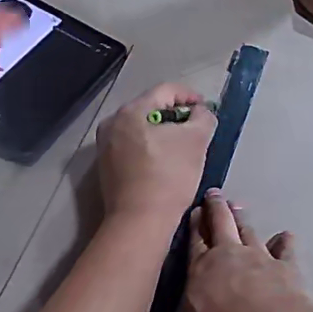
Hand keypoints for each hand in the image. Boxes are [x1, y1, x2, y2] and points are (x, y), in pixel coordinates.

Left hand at [97, 83, 215, 224]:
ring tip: (184, 148)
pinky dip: (151, 150)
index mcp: (131, 111)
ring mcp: (105, 146)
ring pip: (141, 130)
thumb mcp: (197, 141)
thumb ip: (203, 118)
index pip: (166, 91)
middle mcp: (112, 123)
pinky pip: (133, 148)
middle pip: (151, 109)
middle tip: (197, 130)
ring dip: (164, 134)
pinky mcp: (107, 168)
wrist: (139, 221)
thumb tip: (200, 113)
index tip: (206, 109)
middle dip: (176, 117)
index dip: (190, 96)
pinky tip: (165, 165)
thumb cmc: (169, 176)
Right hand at [146, 191, 312, 311]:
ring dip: (242, 219)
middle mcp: (227, 257)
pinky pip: (284, 250)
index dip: (190, 227)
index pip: (192, 243)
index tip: (190, 212)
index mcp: (198, 272)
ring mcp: (258, 258)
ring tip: (237, 206)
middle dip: (214, 209)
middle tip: (213, 193)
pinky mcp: (287, 267)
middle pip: (219, 224)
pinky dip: (284, 242)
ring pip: (247, 231)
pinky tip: (285, 236)